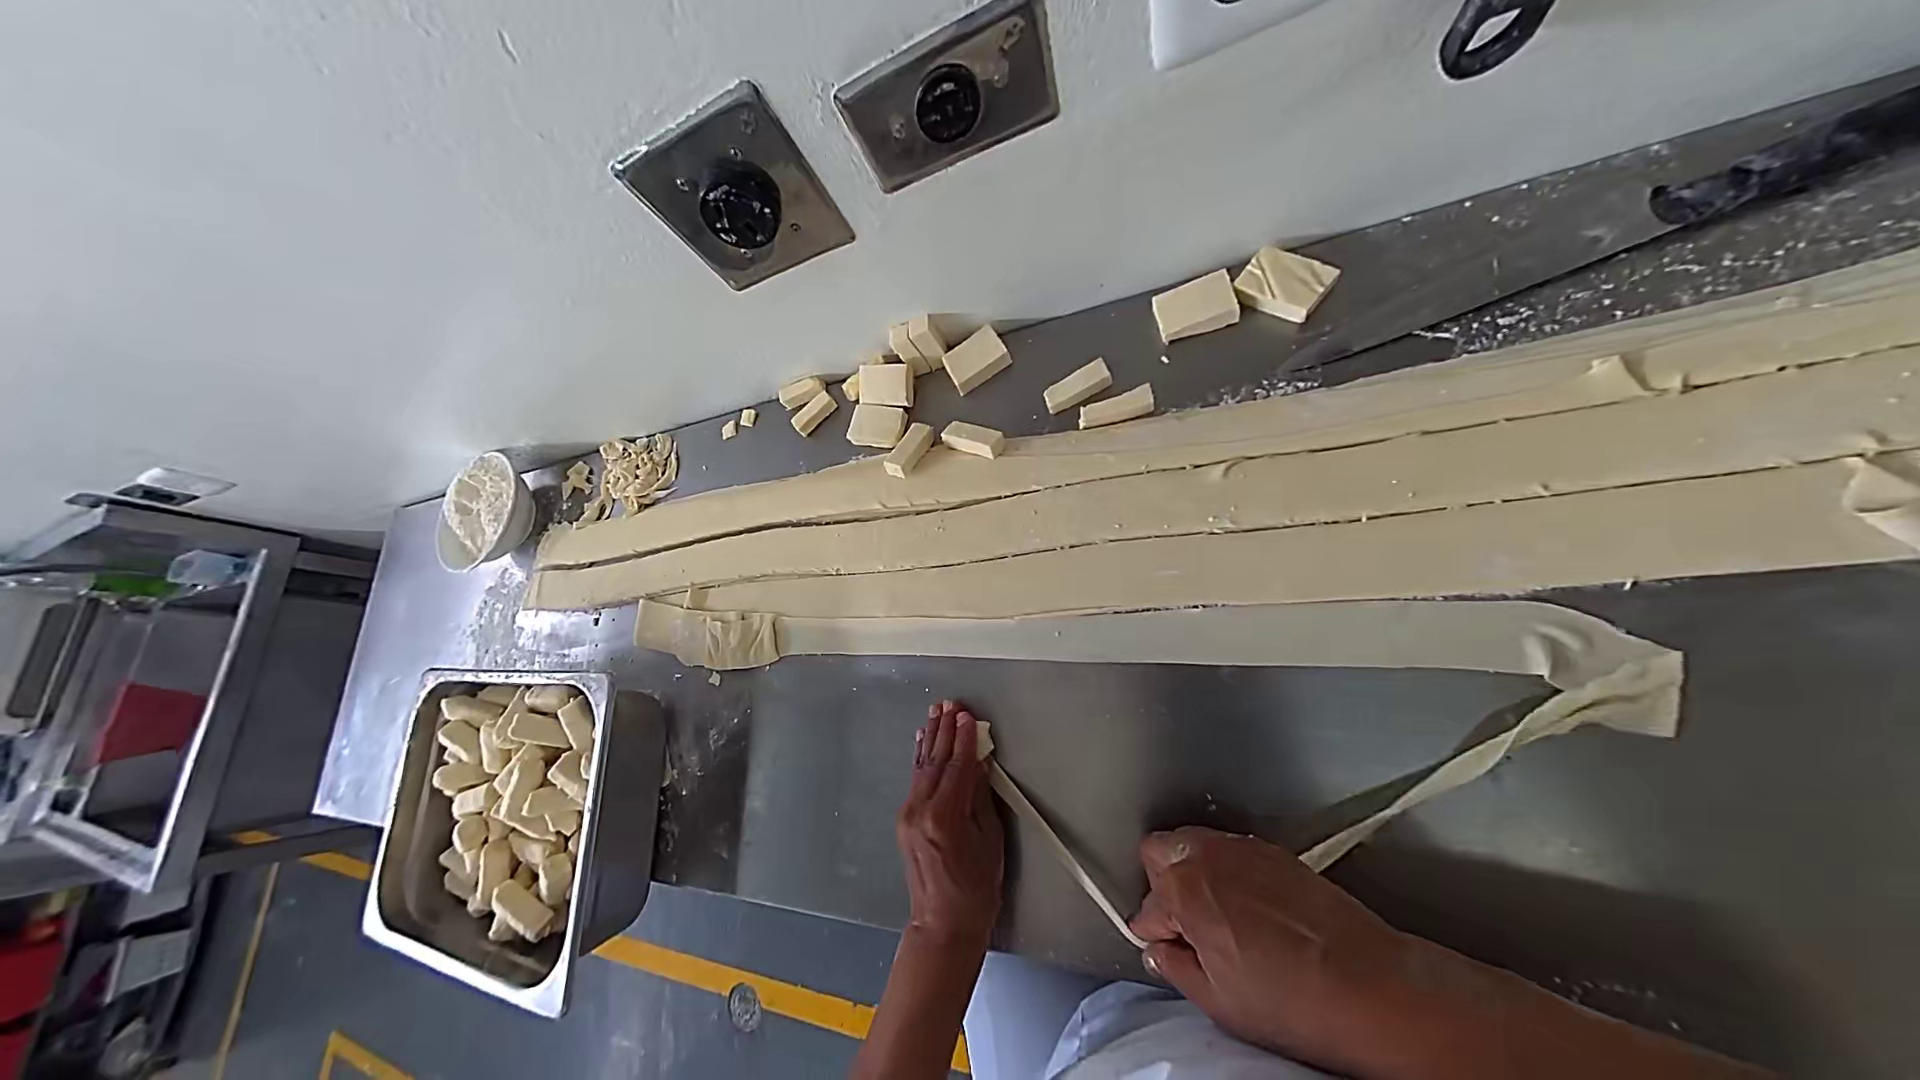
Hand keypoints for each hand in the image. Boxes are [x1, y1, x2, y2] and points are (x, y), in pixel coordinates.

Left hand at [896, 701, 1003, 944]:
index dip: (964, 738)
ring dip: (931, 737)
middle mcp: (920, 811)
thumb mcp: (990, 840)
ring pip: (922, 767)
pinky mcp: (904, 820)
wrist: (944, 924)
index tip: (968, 716)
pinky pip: (915, 780)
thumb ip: (982, 796)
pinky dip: (921, 758)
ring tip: (936, 712)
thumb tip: (980, 762)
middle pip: (936, 761)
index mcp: (944, 817)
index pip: (957, 766)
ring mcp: (908, 814)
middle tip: (951, 704)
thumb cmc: (976, 889)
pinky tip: (924, 742)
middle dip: (945, 730)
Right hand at [1129, 827, 1469, 1076]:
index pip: (1144, 904)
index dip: (1153, 931)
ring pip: (1193, 844)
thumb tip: (1163, 955)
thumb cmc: (1301, 999)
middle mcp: (1208, 857)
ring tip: (1220, 918)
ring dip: (1194, 872)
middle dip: (1163, 884)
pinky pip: (1230, 849)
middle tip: (1185, 923)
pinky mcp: (1272, 850)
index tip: (1165, 946)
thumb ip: (1175, 968)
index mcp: (1184, 890)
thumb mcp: (1218, 1002)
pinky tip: (1250, 910)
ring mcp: (1242, 848)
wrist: (1373, 987)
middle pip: (1158, 852)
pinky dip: (1228, 870)